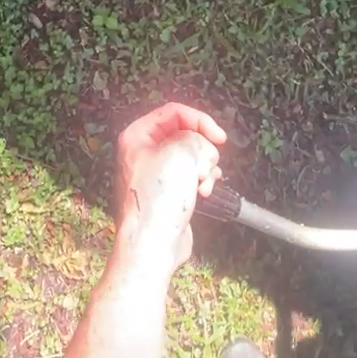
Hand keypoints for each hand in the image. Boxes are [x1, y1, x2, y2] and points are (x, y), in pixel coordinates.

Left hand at [113, 103, 226, 274]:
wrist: (152, 244)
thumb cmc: (159, 196)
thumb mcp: (182, 151)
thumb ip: (197, 137)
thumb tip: (203, 149)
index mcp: (137, 135)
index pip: (174, 112)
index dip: (200, 121)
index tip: (219, 137)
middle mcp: (142, 151)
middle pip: (184, 134)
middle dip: (203, 148)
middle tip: (208, 164)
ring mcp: (154, 173)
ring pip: (190, 156)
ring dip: (204, 167)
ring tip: (204, 182)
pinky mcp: (166, 192)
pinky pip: (189, 175)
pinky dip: (201, 181)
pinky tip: (205, 191)